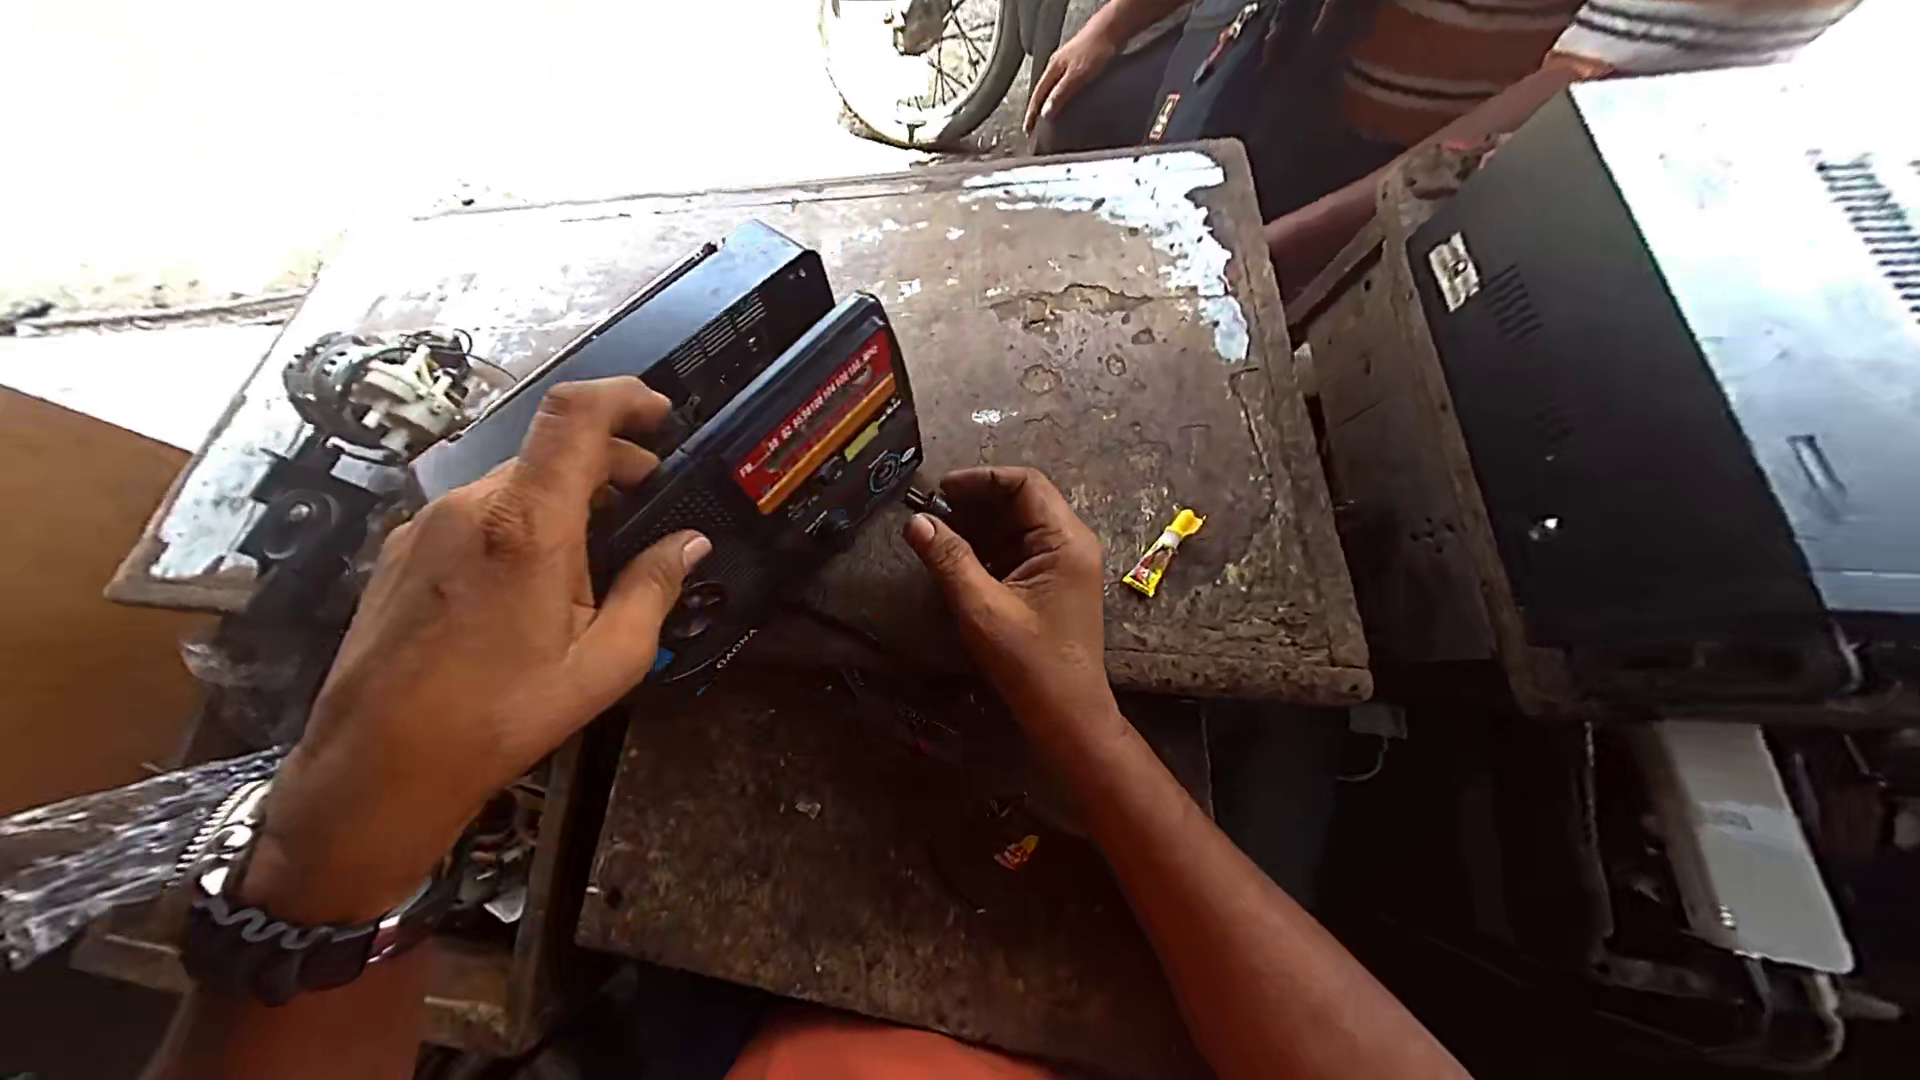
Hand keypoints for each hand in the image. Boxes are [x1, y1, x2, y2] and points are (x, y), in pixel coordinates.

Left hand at [244, 377, 709, 922]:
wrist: (377, 768)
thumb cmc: (508, 711)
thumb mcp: (610, 658)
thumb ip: (655, 587)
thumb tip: (691, 543)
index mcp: (529, 525)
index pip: (574, 418)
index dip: (624, 396)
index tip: (661, 411)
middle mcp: (472, 508)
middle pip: (552, 450)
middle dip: (613, 461)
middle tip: (651, 498)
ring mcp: (429, 527)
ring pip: (519, 482)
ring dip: (573, 494)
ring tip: (603, 545)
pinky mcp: (406, 552)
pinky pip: (484, 513)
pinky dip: (531, 518)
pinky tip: (543, 574)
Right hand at [902, 467, 1113, 724]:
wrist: (1067, 715)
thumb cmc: (1030, 662)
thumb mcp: (982, 608)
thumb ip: (949, 560)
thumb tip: (915, 522)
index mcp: (1065, 541)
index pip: (1026, 484)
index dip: (981, 479)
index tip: (941, 489)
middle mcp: (1070, 544)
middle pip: (1021, 502)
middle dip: (975, 503)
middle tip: (931, 513)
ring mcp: (1062, 564)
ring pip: (1016, 526)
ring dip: (977, 526)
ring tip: (937, 534)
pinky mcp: (1050, 583)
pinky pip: (1016, 550)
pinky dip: (986, 549)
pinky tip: (956, 558)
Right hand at [1024, 20, 1122, 134]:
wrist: (1112, 28)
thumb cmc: (1095, 50)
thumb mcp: (1076, 75)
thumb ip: (1060, 94)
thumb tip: (1045, 114)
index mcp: (1052, 70)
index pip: (1036, 97)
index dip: (1031, 115)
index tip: (1027, 132)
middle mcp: (1056, 67)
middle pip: (1041, 94)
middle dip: (1036, 113)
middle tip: (1034, 131)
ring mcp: (1066, 66)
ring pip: (1051, 90)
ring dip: (1047, 106)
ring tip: (1046, 123)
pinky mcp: (1077, 66)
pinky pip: (1062, 87)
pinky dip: (1058, 100)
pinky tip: (1063, 106)